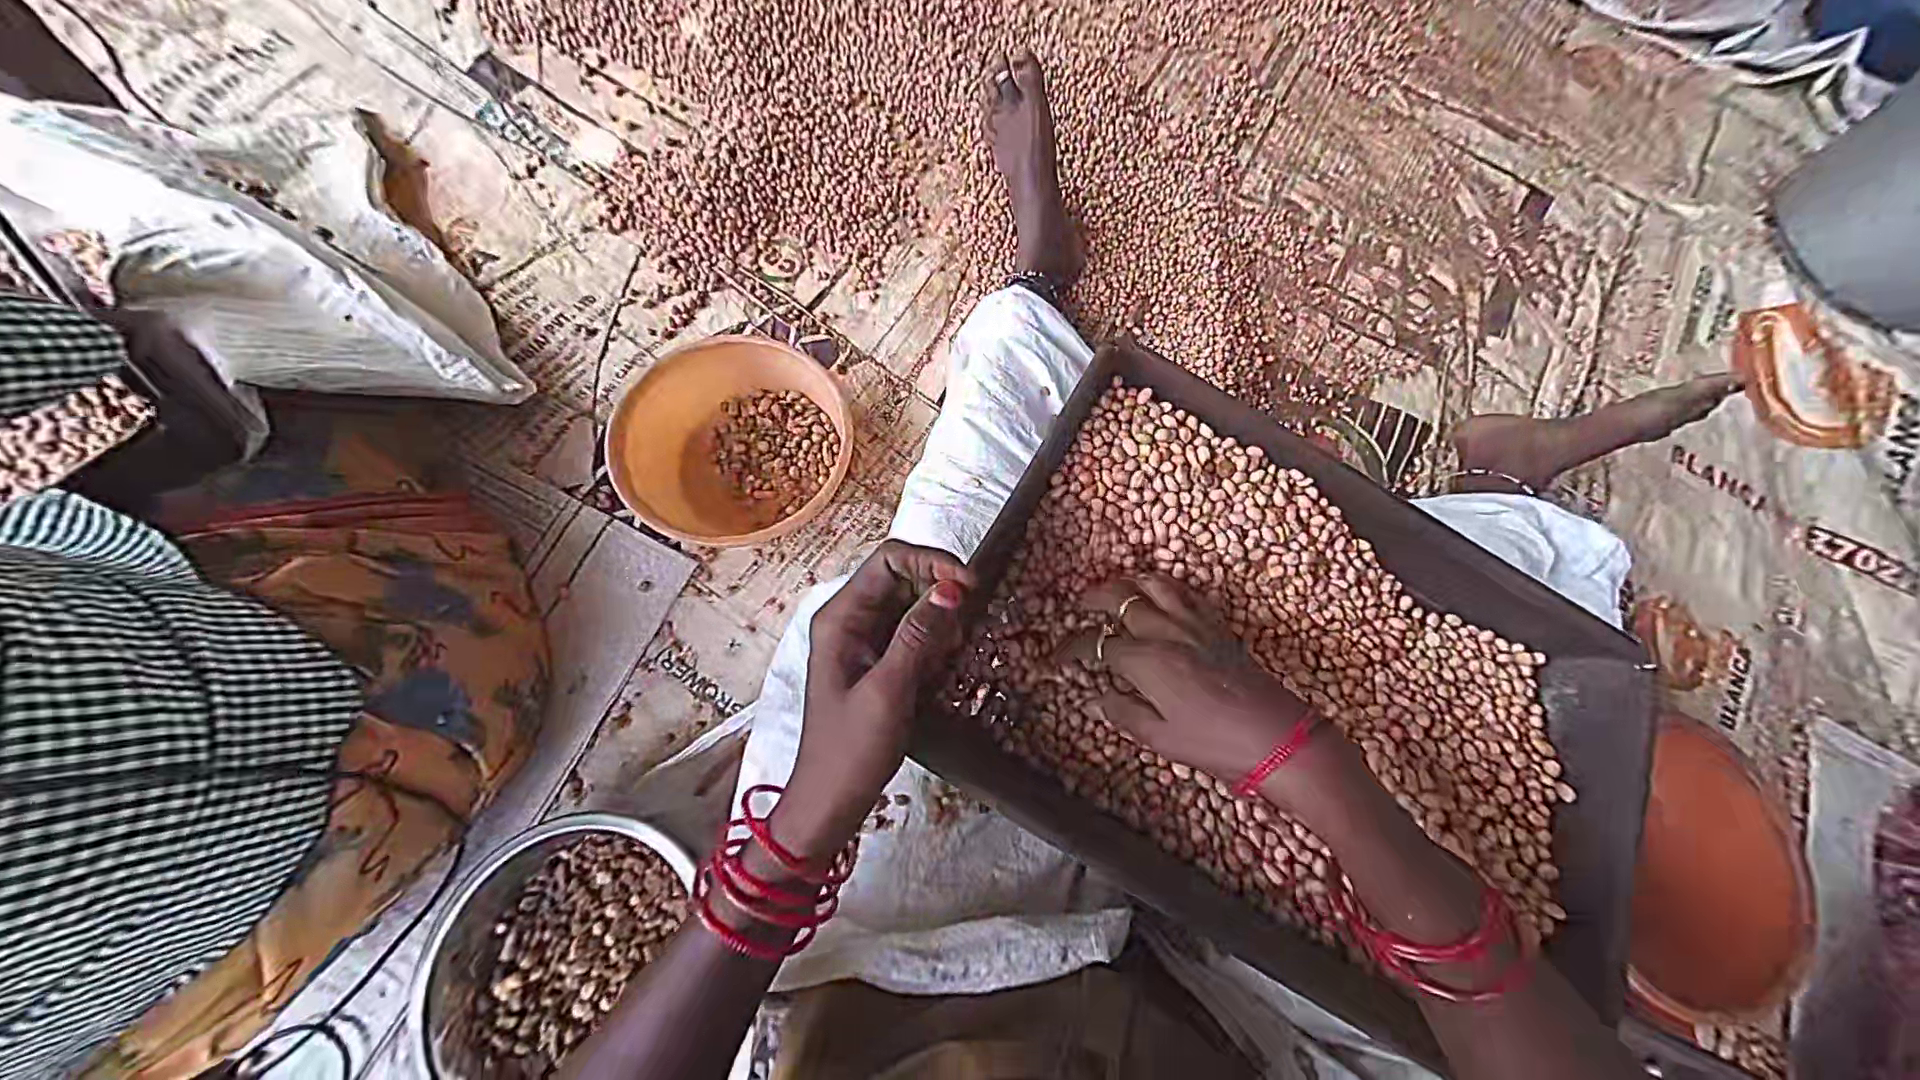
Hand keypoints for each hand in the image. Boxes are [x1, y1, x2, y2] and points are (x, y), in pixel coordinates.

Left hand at [772, 540, 972, 861]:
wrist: (830, 800)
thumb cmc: (851, 749)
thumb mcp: (888, 690)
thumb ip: (917, 635)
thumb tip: (952, 588)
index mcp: (841, 616)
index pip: (889, 559)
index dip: (932, 561)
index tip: (969, 585)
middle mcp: (851, 618)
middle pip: (902, 576)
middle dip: (939, 589)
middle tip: (966, 620)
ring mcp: (865, 638)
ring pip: (912, 602)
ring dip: (939, 617)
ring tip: (951, 649)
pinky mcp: (879, 658)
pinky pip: (913, 630)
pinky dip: (933, 638)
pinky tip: (942, 662)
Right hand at [1073, 573, 1333, 808]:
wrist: (1277, 737)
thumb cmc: (1216, 742)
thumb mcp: (1160, 737)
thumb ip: (1122, 713)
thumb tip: (1093, 700)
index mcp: (1146, 661)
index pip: (1097, 644)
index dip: (1072, 648)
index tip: (1060, 657)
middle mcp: (1167, 633)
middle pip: (1121, 599)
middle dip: (1094, 598)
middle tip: (1080, 605)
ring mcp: (1194, 625)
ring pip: (1154, 585)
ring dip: (1129, 582)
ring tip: (1116, 588)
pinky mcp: (1217, 627)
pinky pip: (1187, 593)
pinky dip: (1167, 586)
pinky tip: (1162, 594)